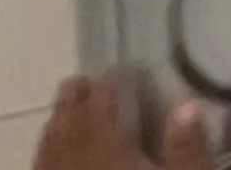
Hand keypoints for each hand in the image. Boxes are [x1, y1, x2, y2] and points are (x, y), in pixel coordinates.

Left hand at [36, 75, 208, 169]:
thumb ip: (188, 148)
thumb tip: (187, 103)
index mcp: (113, 161)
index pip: (105, 119)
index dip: (108, 93)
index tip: (113, 70)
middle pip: (71, 138)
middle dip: (72, 109)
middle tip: (74, 82)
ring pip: (49, 162)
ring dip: (53, 135)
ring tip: (56, 116)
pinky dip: (42, 166)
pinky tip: (44, 164)